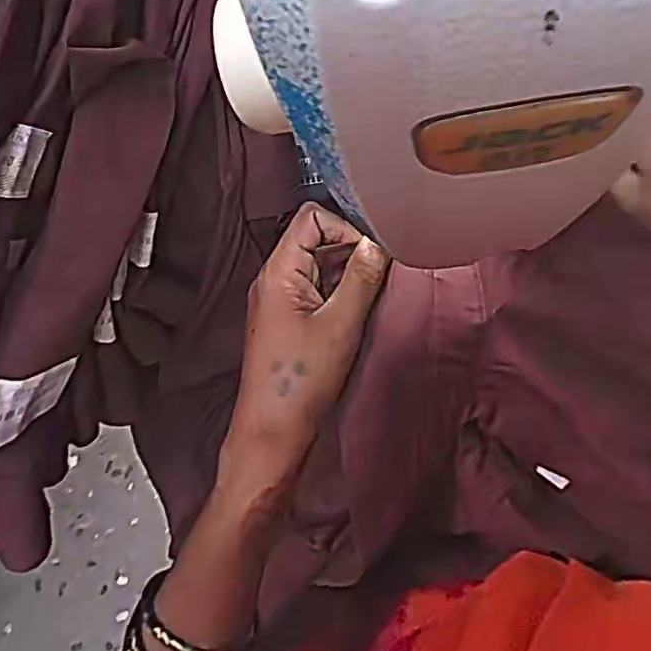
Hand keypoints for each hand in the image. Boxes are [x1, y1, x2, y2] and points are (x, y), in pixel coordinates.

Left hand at [218, 202, 390, 503]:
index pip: (312, 218)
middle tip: (376, 275)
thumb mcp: (341, 324)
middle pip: (316, 238)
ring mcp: (280, 298)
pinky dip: (340, 291)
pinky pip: (317, 287)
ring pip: (319, 263)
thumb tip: (379, 242)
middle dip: (350, 250)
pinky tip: (355, 312)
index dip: (345, 228)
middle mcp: (275, 279)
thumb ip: (362, 277)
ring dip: (347, 272)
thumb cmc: (298, 382)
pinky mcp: (289, 317)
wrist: (272, 432)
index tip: (371, 254)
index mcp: (278, 272)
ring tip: (367, 297)